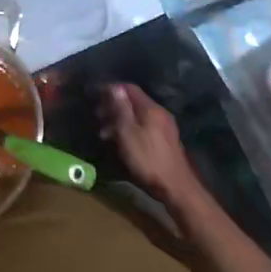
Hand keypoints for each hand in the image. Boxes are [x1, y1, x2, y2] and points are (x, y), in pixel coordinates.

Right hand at [102, 83, 200, 204]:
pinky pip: (144, 127)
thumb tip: (115, 86)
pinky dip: (130, 130)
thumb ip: (122, 110)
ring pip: (138, 116)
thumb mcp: (128, 134)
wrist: (174, 185)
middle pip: (134, 102)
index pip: (130, 88)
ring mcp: (165, 126)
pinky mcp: (165, 139)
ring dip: (120, 121)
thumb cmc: (147, 159)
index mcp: (151, 108)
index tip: (96, 95)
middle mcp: (160, 112)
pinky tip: (121, 142)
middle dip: (114, 107)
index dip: (112, 89)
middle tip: (98, 117)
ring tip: (104, 134)